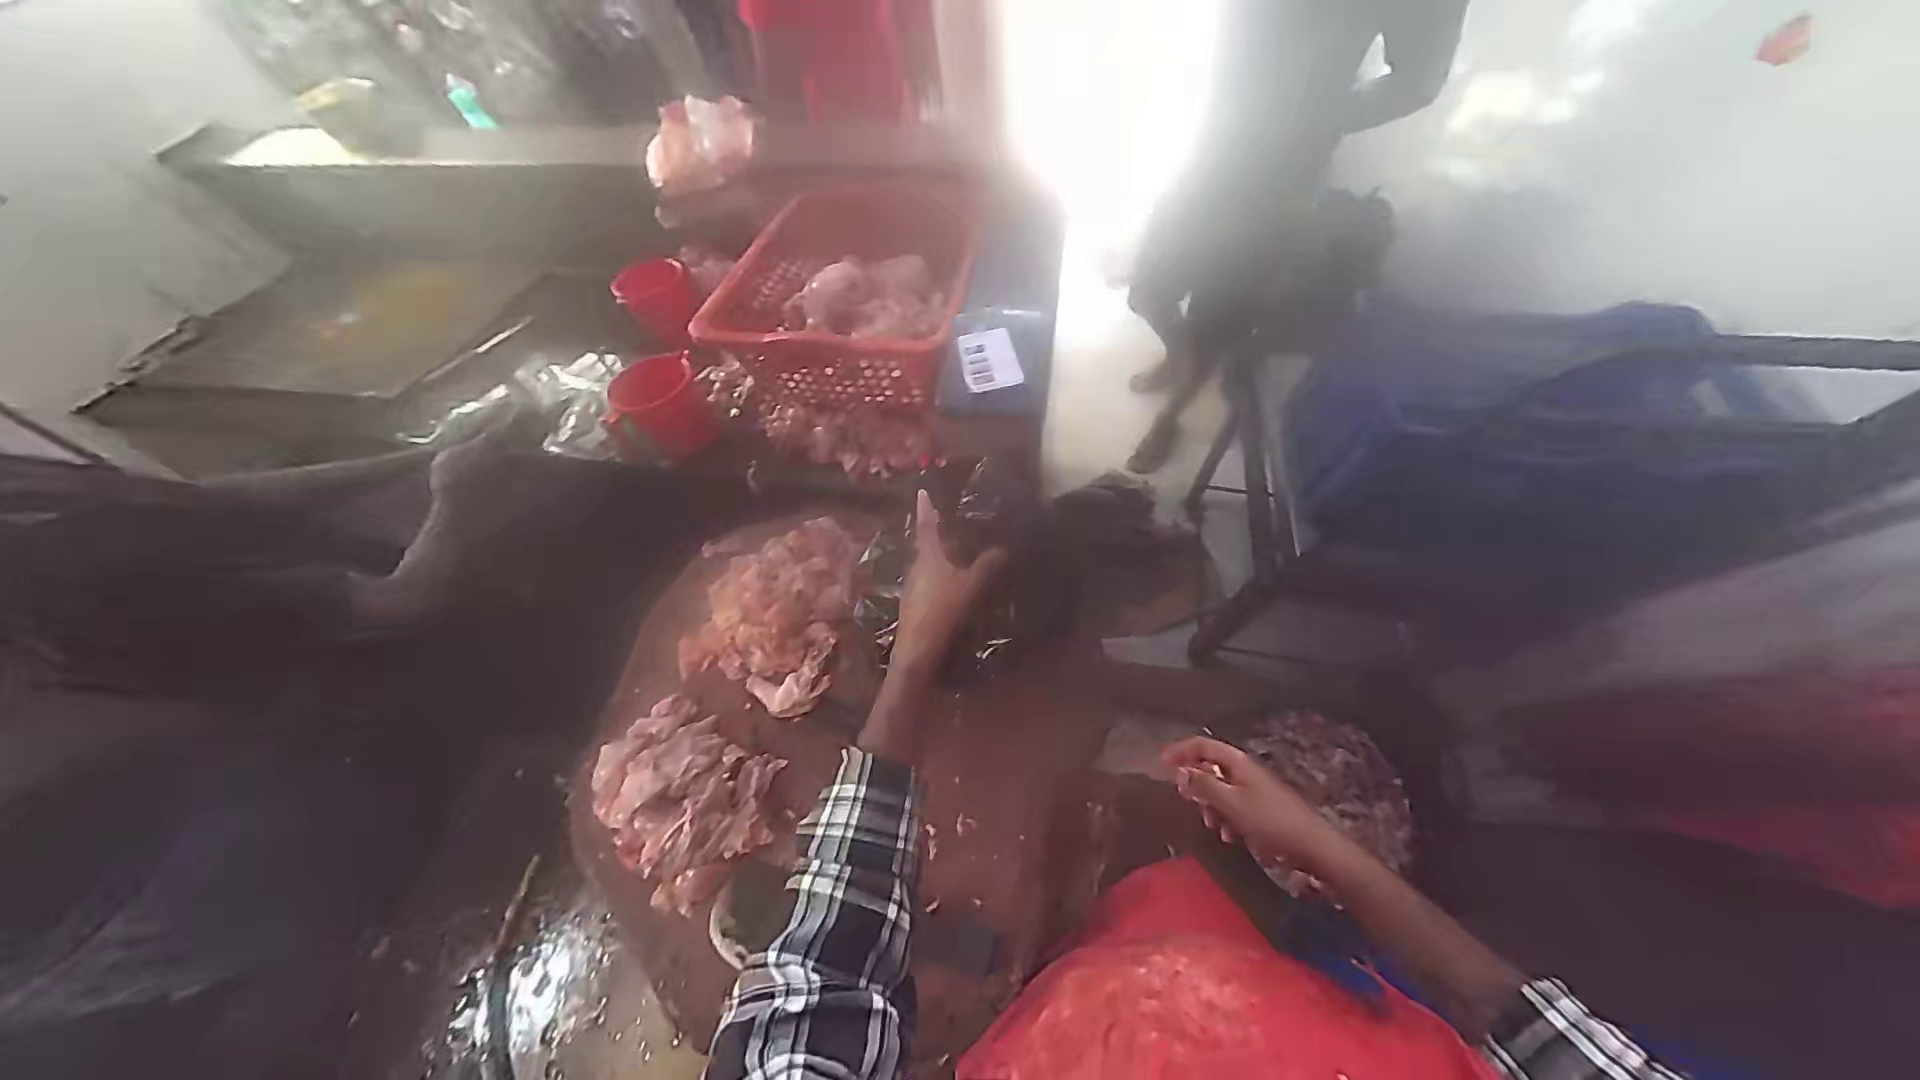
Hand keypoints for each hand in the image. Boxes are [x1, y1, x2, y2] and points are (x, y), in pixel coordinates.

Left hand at [890, 490, 1007, 677]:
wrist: (918, 651)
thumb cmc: (944, 611)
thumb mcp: (972, 586)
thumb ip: (987, 566)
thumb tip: (1001, 549)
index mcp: (928, 557)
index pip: (926, 526)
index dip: (926, 508)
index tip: (922, 492)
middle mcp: (916, 568)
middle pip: (926, 547)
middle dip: (938, 536)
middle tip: (953, 526)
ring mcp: (912, 588)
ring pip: (927, 566)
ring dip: (941, 560)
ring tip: (959, 556)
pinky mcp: (914, 606)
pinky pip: (928, 583)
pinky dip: (940, 578)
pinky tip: (952, 587)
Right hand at [1161, 736, 1345, 871]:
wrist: (1314, 847)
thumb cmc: (1269, 821)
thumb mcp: (1230, 803)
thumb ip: (1203, 784)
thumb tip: (1179, 770)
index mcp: (1237, 762)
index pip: (1201, 745)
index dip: (1179, 751)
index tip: (1160, 764)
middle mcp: (1245, 770)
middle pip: (1210, 767)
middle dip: (1196, 784)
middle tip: (1186, 800)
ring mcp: (1255, 788)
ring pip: (1221, 789)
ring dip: (1211, 805)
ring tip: (1212, 825)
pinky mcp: (1263, 807)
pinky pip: (1234, 806)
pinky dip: (1226, 817)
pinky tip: (1230, 836)